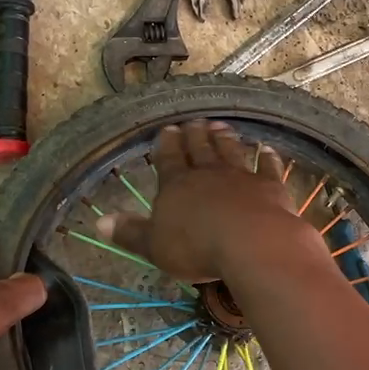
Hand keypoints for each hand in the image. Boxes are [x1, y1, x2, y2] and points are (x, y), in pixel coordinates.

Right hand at [99, 120, 317, 280]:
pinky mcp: (269, 186)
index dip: (166, 145)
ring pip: (230, 151)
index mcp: (176, 185)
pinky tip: (267, 149)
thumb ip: (130, 232)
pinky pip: (267, 167)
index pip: (168, 159)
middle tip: (194, 121)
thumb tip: (99, 221)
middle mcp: (208, 174)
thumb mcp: (154, 246)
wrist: (252, 242)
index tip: (167, 130)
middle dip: (194, 135)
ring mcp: (241, 177)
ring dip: (224, 138)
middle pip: (199, 149)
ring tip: (220, 125)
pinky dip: (267, 157)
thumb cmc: (197, 247)